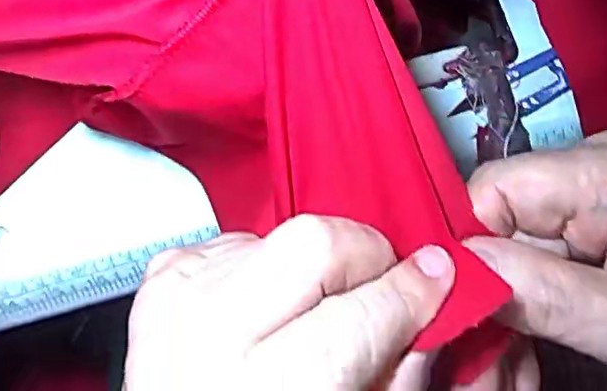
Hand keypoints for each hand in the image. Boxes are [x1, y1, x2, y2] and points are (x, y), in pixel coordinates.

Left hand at [125, 214, 456, 390]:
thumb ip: (389, 379)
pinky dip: (268, 264)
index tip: (439, 274)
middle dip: (366, 253)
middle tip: (385, 282)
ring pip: (282, 231)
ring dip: (314, 264)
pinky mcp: (166, 269)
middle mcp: (210, 330)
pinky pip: (243, 237)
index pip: (356, 317)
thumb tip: (428, 312)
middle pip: (315, 241)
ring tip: (314, 310)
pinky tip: (265, 308)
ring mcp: (182, 290)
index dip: (410, 291)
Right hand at [463, 131, 606, 390]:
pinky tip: (531, 340)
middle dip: (491, 279)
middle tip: (491, 352)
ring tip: (513, 359)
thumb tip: (457, 267)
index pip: (498, 186)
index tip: (463, 307)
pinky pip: (530, 257)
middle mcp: (587, 167)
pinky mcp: (587, 229)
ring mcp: (586, 198)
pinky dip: (524, 302)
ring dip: (505, 297)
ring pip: (507, 240)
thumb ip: (551, 295)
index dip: (473, 242)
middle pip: (499, 213)